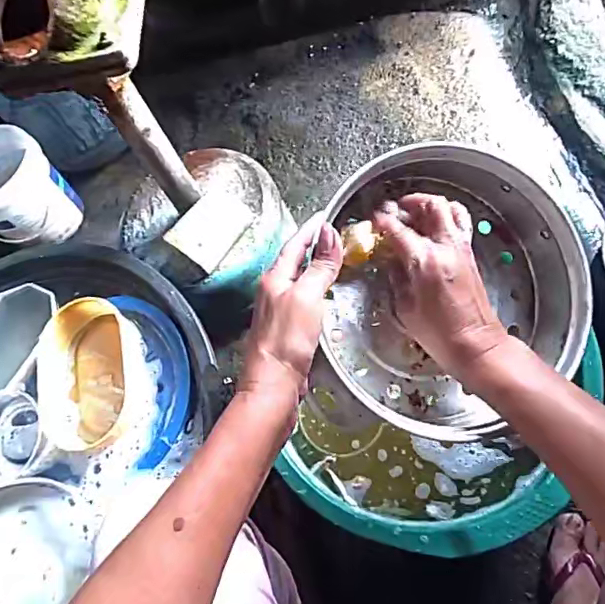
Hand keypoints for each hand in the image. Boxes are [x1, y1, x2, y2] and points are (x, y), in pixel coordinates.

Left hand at [238, 214, 342, 400]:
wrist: (272, 386)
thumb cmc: (286, 341)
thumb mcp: (307, 297)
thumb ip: (319, 267)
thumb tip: (329, 234)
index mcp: (274, 279)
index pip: (294, 245)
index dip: (311, 230)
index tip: (325, 217)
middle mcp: (272, 292)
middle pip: (293, 261)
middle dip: (312, 246)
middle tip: (332, 235)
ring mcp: (278, 312)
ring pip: (297, 281)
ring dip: (313, 268)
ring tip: (331, 260)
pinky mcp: (285, 331)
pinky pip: (302, 301)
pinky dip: (315, 292)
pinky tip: (324, 298)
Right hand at [372, 194, 509, 378]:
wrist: (476, 345)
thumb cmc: (441, 334)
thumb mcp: (405, 308)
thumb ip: (396, 278)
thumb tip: (391, 262)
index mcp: (424, 261)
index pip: (398, 228)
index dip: (382, 221)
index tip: (374, 221)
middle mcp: (446, 249)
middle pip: (431, 205)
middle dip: (411, 202)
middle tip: (397, 209)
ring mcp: (461, 250)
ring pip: (450, 210)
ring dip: (431, 206)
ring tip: (416, 213)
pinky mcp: (470, 256)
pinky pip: (458, 225)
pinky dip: (444, 219)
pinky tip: (433, 230)